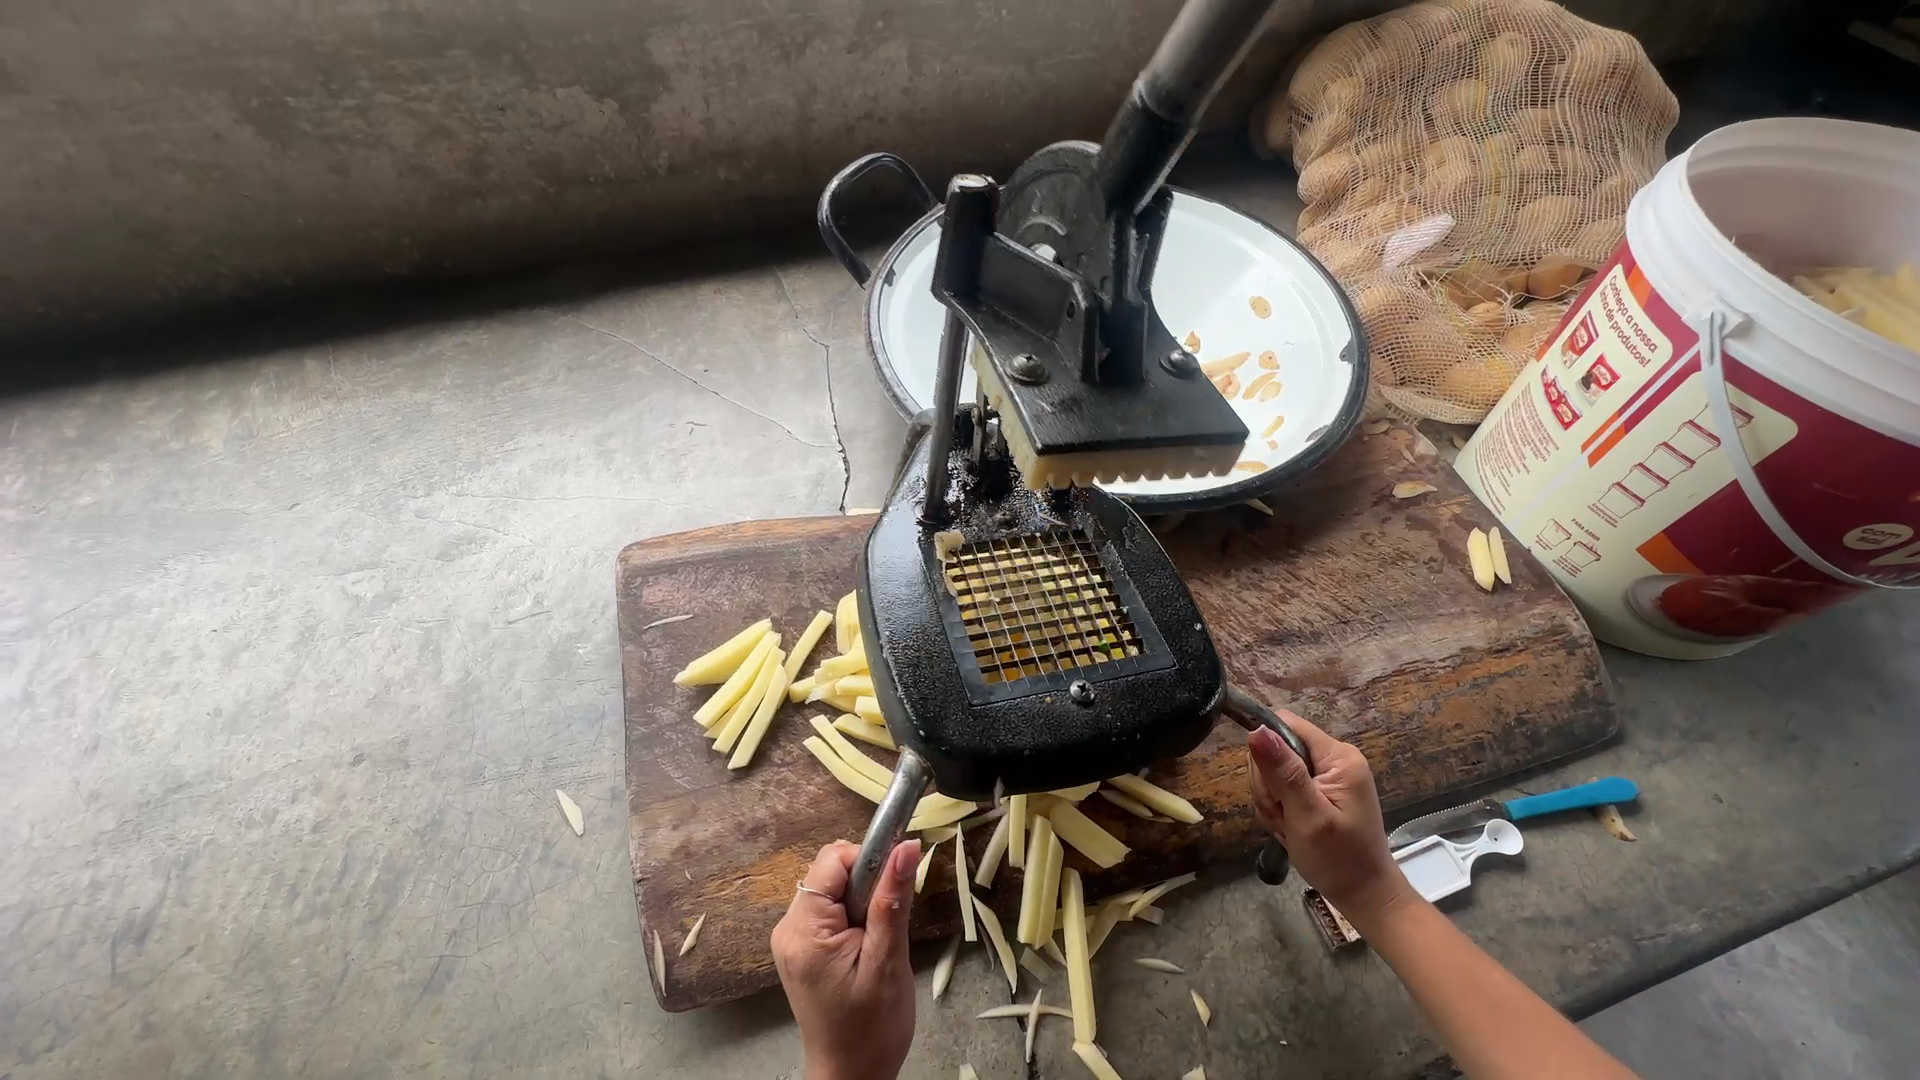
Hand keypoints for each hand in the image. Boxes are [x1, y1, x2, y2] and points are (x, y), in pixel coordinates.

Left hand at [772, 839, 921, 1079]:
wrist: (853, 1078)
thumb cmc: (872, 1028)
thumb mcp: (888, 960)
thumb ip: (893, 899)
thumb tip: (907, 845)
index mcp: (804, 930)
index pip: (833, 859)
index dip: (869, 862)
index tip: (894, 888)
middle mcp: (788, 927)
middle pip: (831, 870)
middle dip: (866, 884)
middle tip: (886, 924)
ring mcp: (792, 938)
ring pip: (833, 886)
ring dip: (862, 900)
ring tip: (877, 939)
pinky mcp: (802, 947)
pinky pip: (830, 907)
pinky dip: (854, 913)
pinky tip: (867, 944)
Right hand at [1247, 712, 1412, 919]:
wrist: (1365, 897)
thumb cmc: (1340, 860)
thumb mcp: (1308, 816)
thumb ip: (1283, 772)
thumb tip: (1256, 730)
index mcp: (1338, 757)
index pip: (1284, 724)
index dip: (1266, 750)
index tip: (1271, 787)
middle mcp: (1333, 758)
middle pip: (1276, 748)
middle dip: (1268, 784)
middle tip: (1282, 816)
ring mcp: (1326, 775)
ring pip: (1273, 770)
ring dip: (1271, 800)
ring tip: (1288, 827)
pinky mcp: (1318, 790)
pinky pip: (1281, 786)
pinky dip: (1277, 808)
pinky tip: (1289, 828)